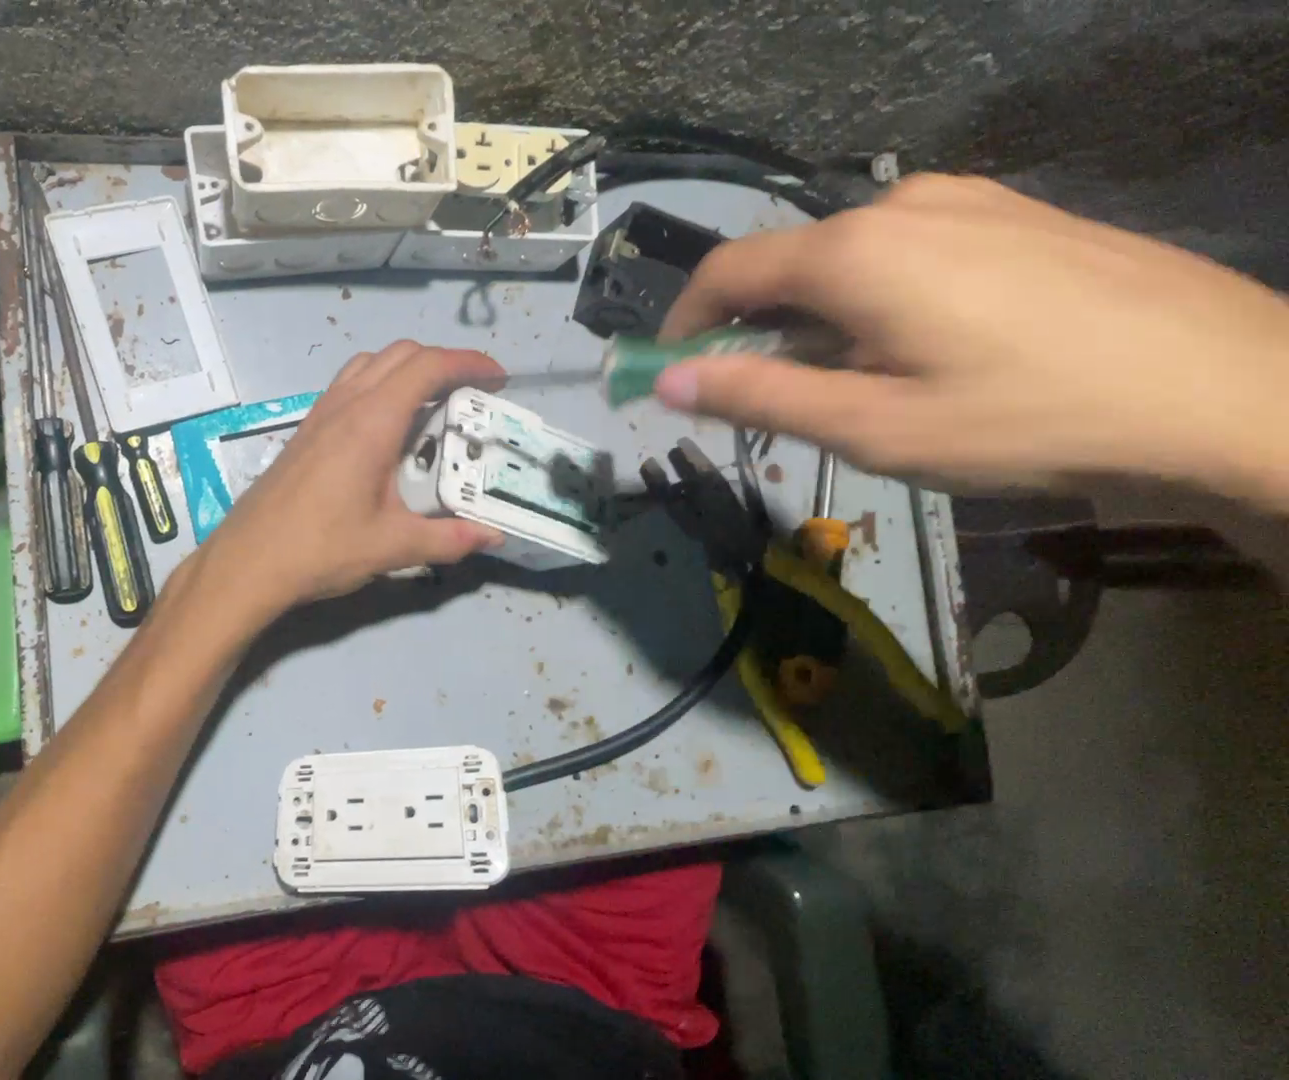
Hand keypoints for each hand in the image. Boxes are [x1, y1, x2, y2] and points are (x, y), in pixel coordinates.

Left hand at [196, 341, 505, 613]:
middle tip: (471, 393)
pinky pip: (349, 386)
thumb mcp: (392, 546)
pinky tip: (388, 431)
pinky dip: (379, 386)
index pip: (428, 367)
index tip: (498, 377)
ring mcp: (320, 414)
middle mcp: (346, 404)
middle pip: (401, 354)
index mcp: (372, 421)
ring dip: (407, 370)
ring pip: (370, 364)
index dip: (469, 362)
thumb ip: (447, 538)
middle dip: (443, 362)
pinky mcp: (306, 430)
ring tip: (432, 406)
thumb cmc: (320, 549)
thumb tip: (491, 537)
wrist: (248, 562)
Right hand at [653, 174, 1288, 503]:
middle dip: (752, 327)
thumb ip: (759, 396)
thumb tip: (666, 381)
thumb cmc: (1026, 419)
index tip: (670, 373)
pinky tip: (915, 346)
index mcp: (852, 254)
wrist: (1230, 392)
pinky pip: (902, 248)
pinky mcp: (1012, 213)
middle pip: (784, 263)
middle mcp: (898, 207)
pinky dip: (870, 296)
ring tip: (849, 381)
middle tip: (766, 397)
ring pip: (843, 257)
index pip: (725, 272)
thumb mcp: (872, 427)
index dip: (683, 322)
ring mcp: (964, 201)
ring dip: (814, 315)